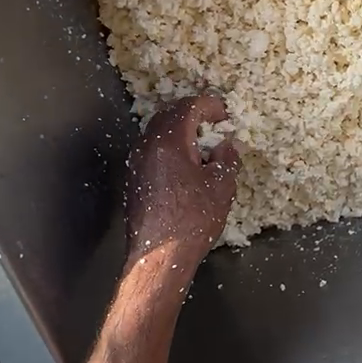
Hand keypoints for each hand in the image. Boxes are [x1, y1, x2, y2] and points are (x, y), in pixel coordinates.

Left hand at [124, 94, 239, 277]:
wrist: (159, 257)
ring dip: (180, 132)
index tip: (224, 113)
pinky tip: (186, 166)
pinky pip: (153, 151)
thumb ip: (226, 159)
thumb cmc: (193, 220)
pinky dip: (170, 148)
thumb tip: (225, 147)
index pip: (189, 108)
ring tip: (202, 145)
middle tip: (212, 123)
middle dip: (192, 114)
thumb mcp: (222, 187)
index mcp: (170, 142)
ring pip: (158, 133)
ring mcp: (137, 164)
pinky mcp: (134, 181)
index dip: (209, 105)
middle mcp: (148, 147)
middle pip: (169, 116)